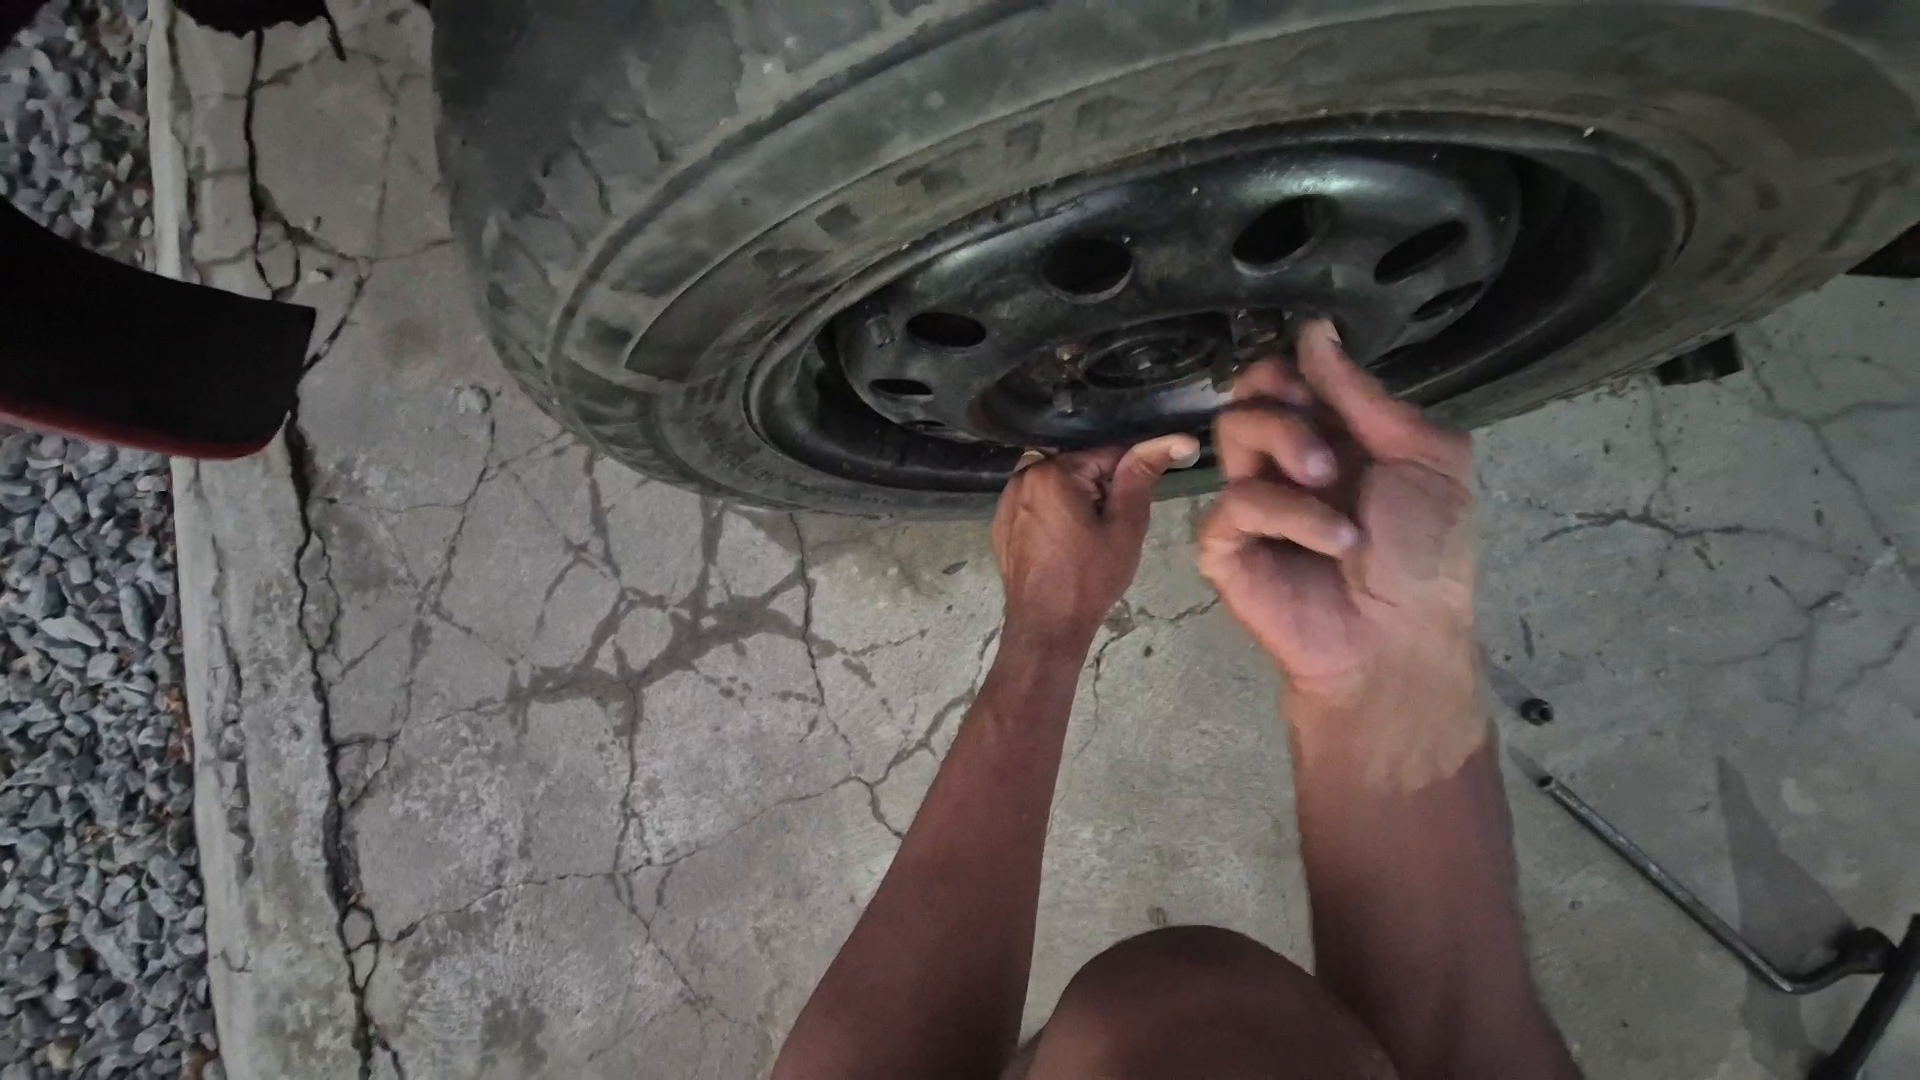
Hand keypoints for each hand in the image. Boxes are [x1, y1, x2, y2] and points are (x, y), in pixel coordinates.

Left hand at [992, 435, 1200, 647]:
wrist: (1046, 625)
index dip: (1127, 477)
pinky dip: (1053, 512)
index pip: (1105, 453)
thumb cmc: (1089, 578)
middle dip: (1098, 488)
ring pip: (1055, 483)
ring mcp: (1006, 500)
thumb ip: (1141, 476)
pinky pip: (1034, 503)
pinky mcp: (1000, 522)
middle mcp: (1021, 476)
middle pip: (1076, 466)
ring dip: (1075, 498)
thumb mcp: (1125, 526)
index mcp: (1051, 471)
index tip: (1132, 507)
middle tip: (1108, 526)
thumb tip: (1173, 440)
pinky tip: (1064, 543)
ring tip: (1086, 536)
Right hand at [1198, 320, 1484, 787]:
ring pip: (1231, 432)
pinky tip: (1331, 543)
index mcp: (1331, 436)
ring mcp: (1250, 501)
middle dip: (1286, 406)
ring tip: (1329, 485)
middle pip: (1249, 394)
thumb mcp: (1424, 456)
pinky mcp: (1223, 543)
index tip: (1314, 383)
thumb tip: (1314, 329)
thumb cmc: (1423, 550)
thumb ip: (1362, 394)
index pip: (1286, 377)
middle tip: (1323, 445)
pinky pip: (1236, 501)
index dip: (1295, 370)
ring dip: (1289, 446)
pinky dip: (1290, 514)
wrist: (1398, 635)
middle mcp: (1283, 461)